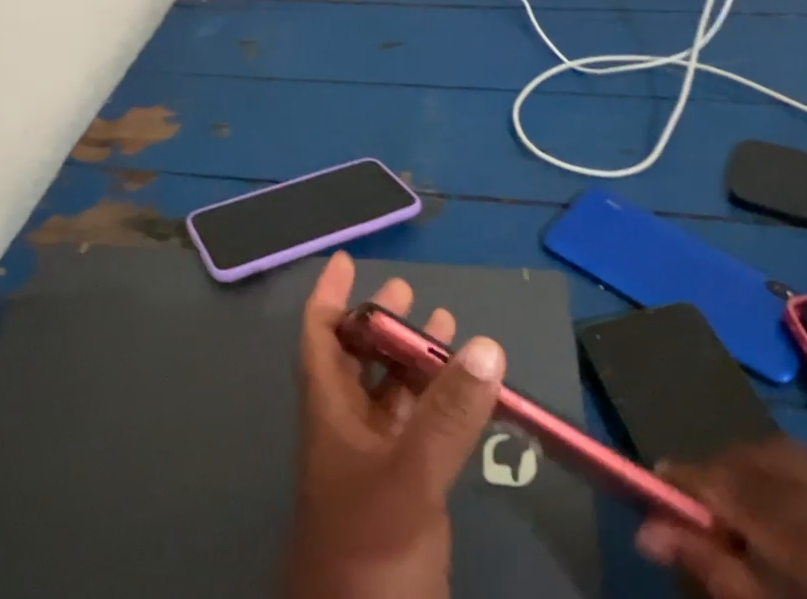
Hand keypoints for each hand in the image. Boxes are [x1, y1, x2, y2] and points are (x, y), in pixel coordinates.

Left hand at [285, 252, 507, 598]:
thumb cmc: (367, 545)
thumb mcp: (406, 476)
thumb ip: (446, 416)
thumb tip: (486, 345)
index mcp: (330, 414)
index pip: (320, 339)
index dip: (328, 297)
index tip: (345, 260)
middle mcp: (349, 429)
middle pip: (359, 361)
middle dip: (380, 323)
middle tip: (409, 290)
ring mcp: (377, 460)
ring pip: (393, 394)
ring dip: (415, 359)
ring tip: (446, 325)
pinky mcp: (407, 489)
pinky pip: (422, 429)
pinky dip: (442, 403)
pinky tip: (469, 392)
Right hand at [638, 437, 806, 598]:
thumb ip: (727, 582)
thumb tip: (651, 531)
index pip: (754, 491)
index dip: (695, 482)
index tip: (652, 484)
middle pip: (780, 458)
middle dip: (724, 471)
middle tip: (688, 504)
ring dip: (761, 480)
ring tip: (734, 519)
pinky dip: (805, 496)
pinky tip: (790, 532)